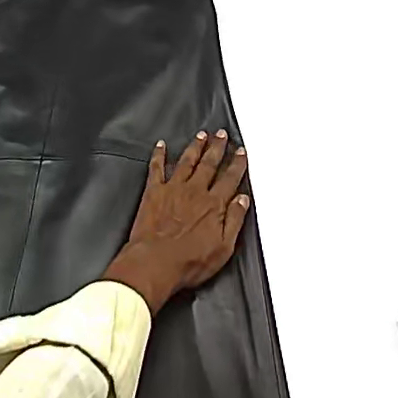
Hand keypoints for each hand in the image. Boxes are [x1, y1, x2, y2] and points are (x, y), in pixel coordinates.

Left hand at [102, 131, 250, 314]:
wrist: (155, 262)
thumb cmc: (188, 262)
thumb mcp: (223, 248)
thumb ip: (235, 221)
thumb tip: (242, 200)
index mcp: (213, 205)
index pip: (229, 179)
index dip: (236, 164)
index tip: (240, 152)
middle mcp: (195, 191)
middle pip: (209, 164)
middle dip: (217, 147)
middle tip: (222, 134)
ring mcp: (173, 188)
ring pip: (187, 160)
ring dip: (196, 146)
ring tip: (201, 134)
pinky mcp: (154, 191)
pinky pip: (157, 167)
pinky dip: (159, 154)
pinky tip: (161, 145)